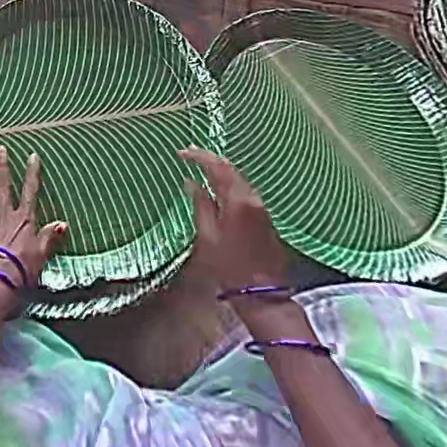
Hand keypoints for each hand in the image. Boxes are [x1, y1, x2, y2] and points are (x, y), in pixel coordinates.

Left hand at [0, 146, 68, 296]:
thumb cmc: (21, 269)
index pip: (30, 191)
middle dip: (2, 166)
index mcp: (23, 219)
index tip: (32, 156)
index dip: (32, 173)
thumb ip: (50, 237)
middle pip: (3, 186)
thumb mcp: (41, 255)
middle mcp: (3, 214)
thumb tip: (63, 223)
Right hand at [181, 148, 290, 297]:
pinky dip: (229, 183)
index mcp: (237, 201)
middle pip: (231, 169)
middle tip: (190, 154)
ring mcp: (261, 208)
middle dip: (210, 159)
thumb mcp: (208, 236)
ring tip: (200, 167)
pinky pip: (244, 191)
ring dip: (220, 171)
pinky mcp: (264, 217)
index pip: (218, 167)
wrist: (263, 294)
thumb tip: (192, 183)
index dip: (199, 157)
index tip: (181, 153)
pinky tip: (217, 186)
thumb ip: (201, 205)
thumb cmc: (230, 268)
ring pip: (238, 179)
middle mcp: (253, 199)